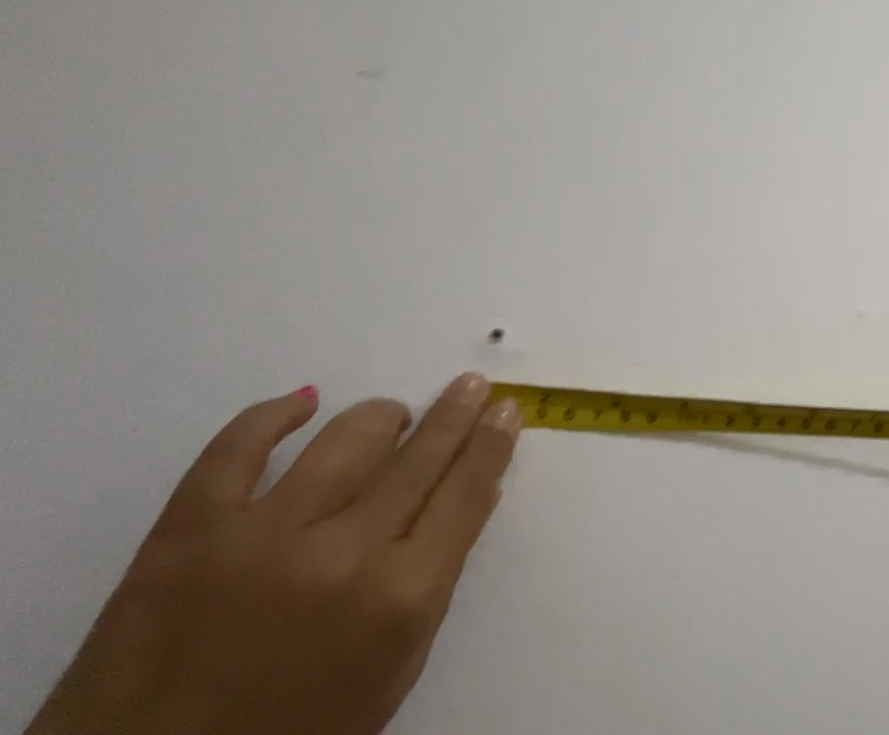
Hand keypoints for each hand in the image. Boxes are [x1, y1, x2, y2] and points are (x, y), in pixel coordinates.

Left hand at [28, 373, 521, 734]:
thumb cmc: (300, 729)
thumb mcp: (394, 668)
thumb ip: (432, 582)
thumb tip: (468, 498)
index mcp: (403, 594)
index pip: (467, 492)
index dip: (492, 443)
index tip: (506, 410)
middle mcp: (345, 553)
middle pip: (419, 459)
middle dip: (455, 414)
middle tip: (471, 384)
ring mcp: (261, 536)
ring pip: (344, 442)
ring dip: (382, 415)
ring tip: (394, 412)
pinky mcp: (185, 534)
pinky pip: (234, 452)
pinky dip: (270, 416)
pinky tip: (300, 403)